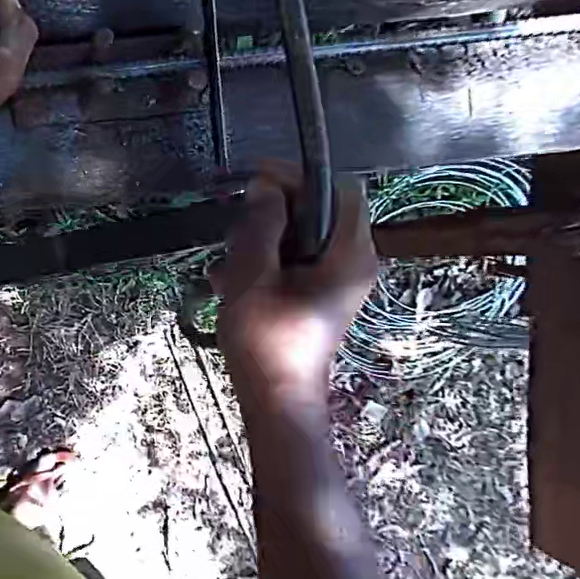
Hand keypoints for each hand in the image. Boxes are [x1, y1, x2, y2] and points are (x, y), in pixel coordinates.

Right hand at [213, 168, 377, 402]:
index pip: (339, 190)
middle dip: (270, 217)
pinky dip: (261, 265)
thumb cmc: (266, 342)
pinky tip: (231, 284)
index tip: (256, 184)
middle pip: (315, 212)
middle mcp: (352, 263)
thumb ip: (259, 227)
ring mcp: (335, 280)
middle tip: (235, 236)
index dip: (298, 179)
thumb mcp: (252, 278)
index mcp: (349, 255)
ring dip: (257, 244)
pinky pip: (292, 262)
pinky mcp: (316, 294)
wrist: (275, 400)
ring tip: (227, 269)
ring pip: (297, 237)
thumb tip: (263, 185)